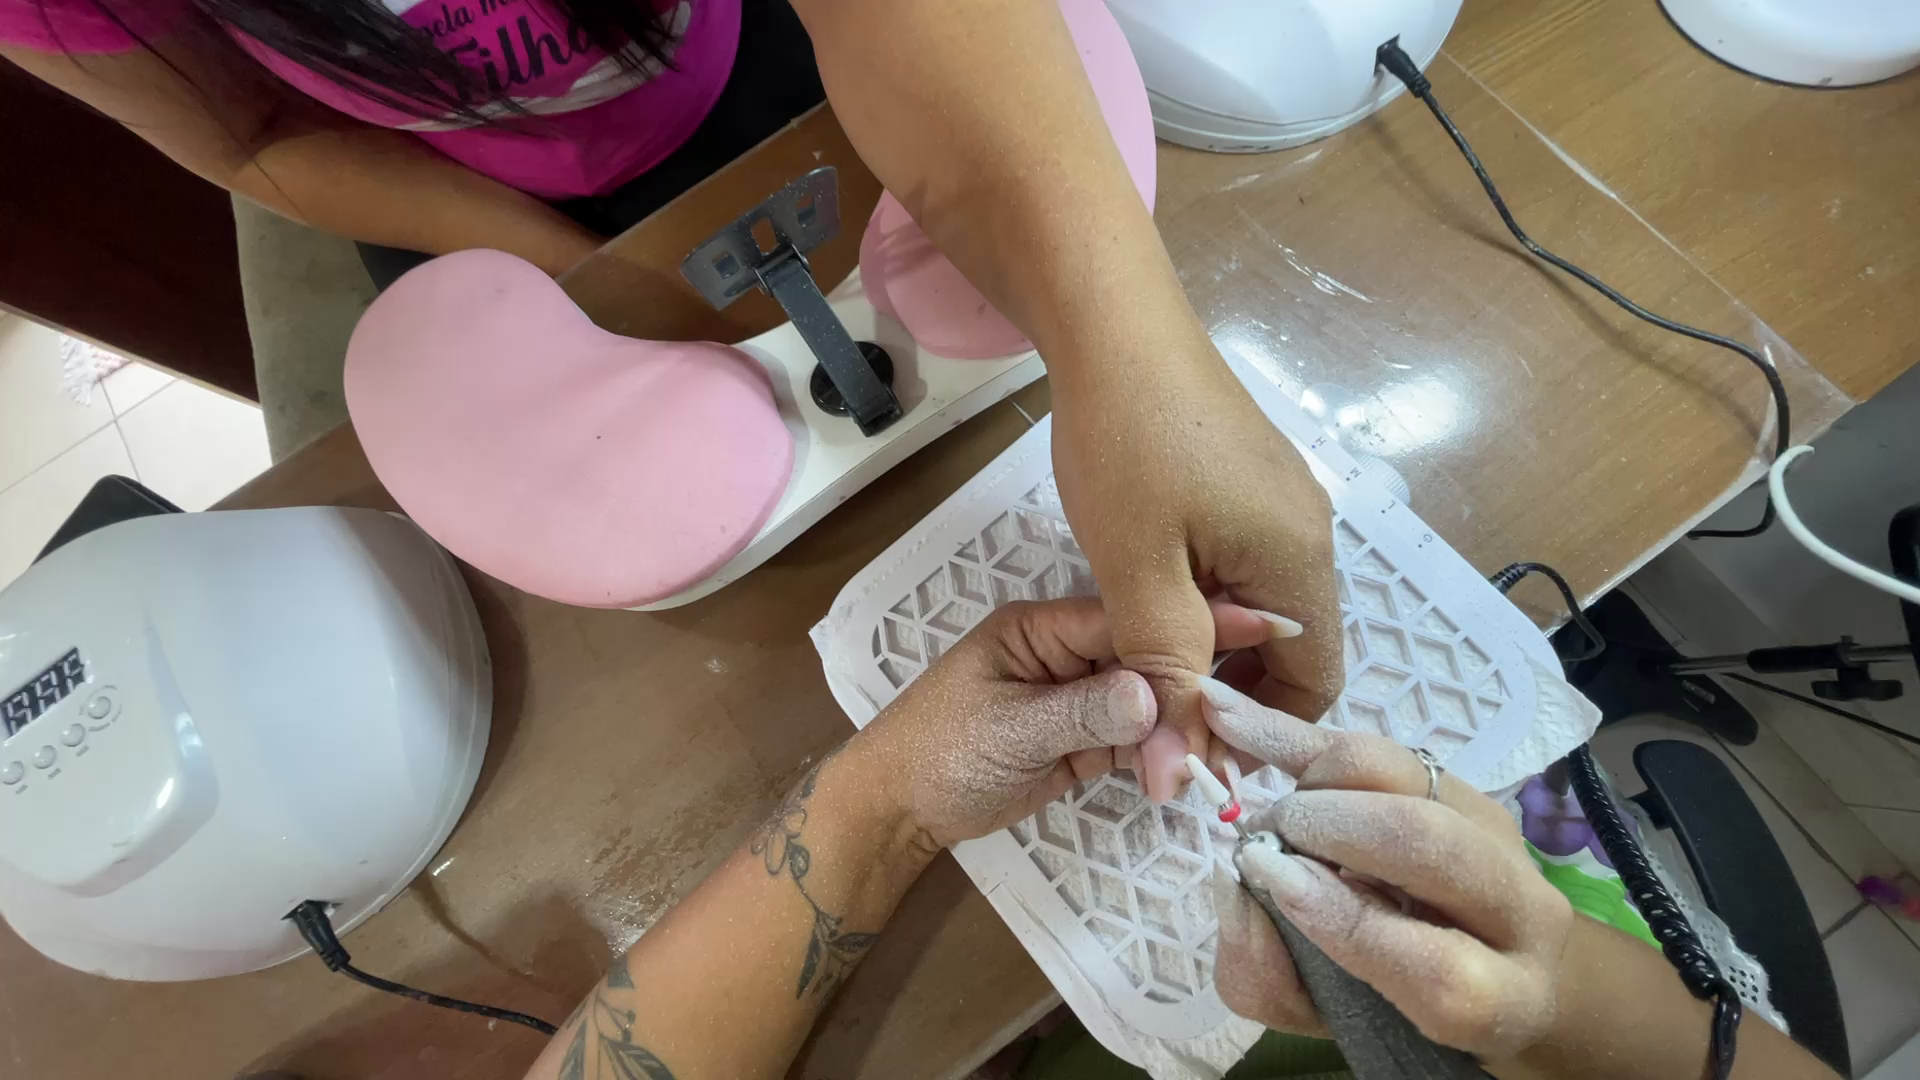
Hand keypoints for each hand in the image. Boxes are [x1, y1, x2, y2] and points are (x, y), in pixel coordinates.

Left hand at [845, 598, 1279, 848]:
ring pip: (1147, 700)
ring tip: (1242, 744)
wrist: (902, 808)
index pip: (1124, 618)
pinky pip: (1136, 737)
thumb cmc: (939, 752)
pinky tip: (1203, 765)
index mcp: (1042, 627)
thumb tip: (1157, 699)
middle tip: (1261, 703)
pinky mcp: (1084, 736)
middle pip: (1145, 657)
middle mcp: (1067, 652)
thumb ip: (1082, 712)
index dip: (1185, 626)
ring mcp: (1079, 695)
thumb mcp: (1009, 728)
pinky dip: (1164, 753)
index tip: (1258, 629)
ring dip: (1185, 723)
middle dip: (1195, 681)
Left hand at [1050, 341, 1342, 803]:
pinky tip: (1150, 595)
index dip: (1261, 733)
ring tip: (1145, 659)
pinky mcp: (1240, 481)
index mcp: (1301, 561)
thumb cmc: (1128, 448)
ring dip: (1206, 643)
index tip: (1194, 754)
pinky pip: (1234, 563)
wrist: (1114, 330)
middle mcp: (1306, 534)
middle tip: (1157, 713)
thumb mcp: (1139, 571)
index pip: (1314, 683)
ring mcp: (1275, 502)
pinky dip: (1199, 597)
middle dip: (1227, 690)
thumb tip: (1178, 781)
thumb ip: (1163, 671)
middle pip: (1287, 647)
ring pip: (1254, 605)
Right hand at [1200, 678, 1573, 1059]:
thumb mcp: (1331, 1015)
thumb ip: (1269, 976)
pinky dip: (1280, 727)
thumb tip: (1234, 889)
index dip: (1340, 919)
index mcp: (1496, 996)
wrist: (1494, 952)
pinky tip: (1223, 707)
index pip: (1436, 967)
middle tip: (1260, 842)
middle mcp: (1513, 906)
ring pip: (1392, 772)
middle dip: (1319, 826)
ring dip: (1309, 777)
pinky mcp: (1447, 774)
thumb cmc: (1397, 991)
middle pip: (1423, 842)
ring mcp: (1484, 826)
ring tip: (1255, 791)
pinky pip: (1355, 740)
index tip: (1266, 878)